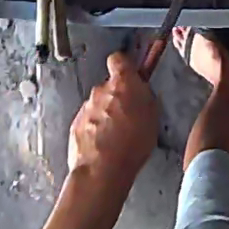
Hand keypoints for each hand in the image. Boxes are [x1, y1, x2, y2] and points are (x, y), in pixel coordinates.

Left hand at [68, 52, 157, 194]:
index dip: (125, 65)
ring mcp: (86, 108)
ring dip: (107, 114)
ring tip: (118, 134)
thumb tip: (141, 90)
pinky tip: (105, 144)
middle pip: (109, 86)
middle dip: (118, 96)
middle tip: (130, 113)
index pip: (119, 58)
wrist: (102, 169)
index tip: (131, 73)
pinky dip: (96, 128)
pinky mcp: (75, 125)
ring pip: (99, 104)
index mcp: (123, 83)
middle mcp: (101, 90)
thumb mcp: (153, 115)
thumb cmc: (132, 142)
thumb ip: (145, 96)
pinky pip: (89, 121)